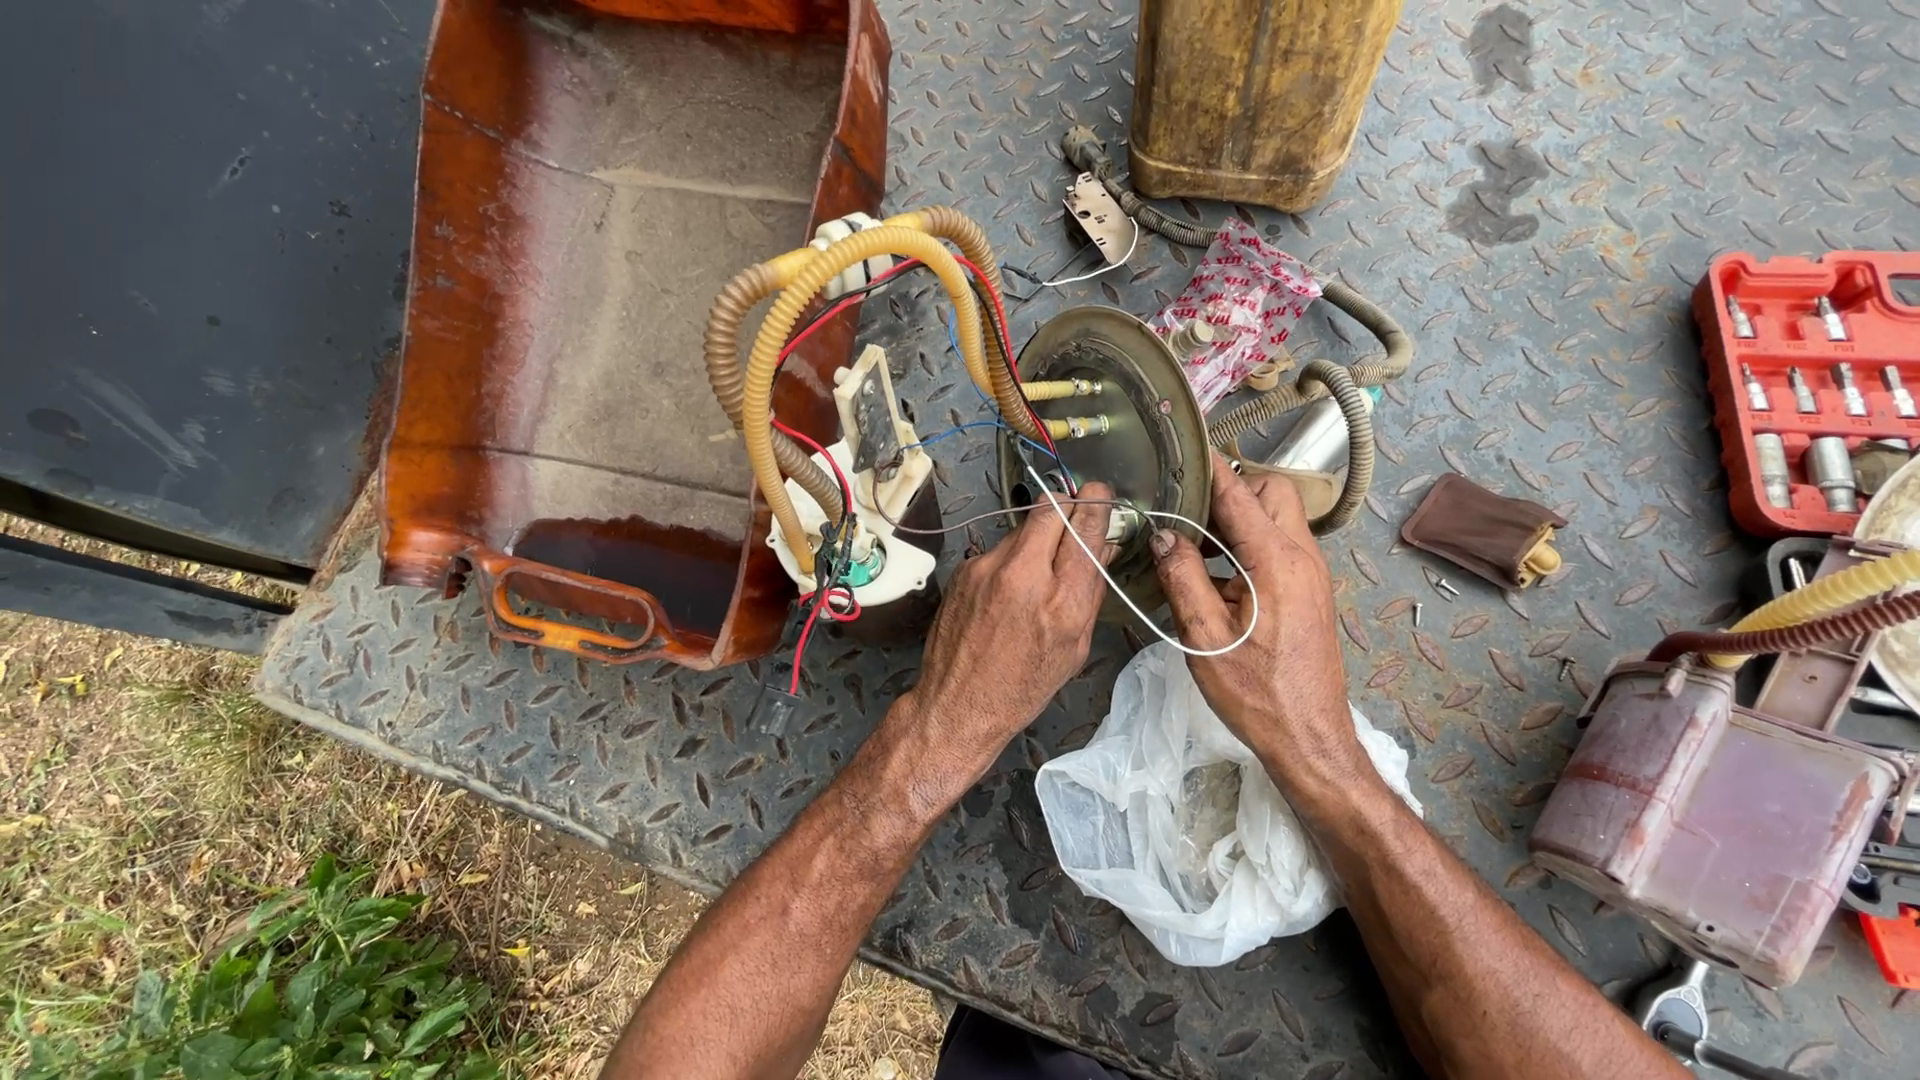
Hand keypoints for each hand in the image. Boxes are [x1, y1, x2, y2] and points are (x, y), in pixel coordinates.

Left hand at [890, 482, 1116, 784]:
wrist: (958, 704)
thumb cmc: (1024, 685)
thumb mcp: (1075, 646)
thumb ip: (1091, 590)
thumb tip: (1104, 545)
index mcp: (1062, 601)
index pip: (1086, 527)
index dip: (1097, 504)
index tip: (1101, 494)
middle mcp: (1023, 575)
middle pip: (1052, 506)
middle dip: (1068, 505)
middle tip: (1076, 514)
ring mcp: (987, 567)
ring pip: (1023, 525)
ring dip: (1039, 535)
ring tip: (1039, 568)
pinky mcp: (964, 569)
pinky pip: (999, 548)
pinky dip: (1011, 557)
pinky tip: (1008, 588)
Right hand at [1148, 454, 1369, 795]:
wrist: (1309, 736)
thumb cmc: (1256, 693)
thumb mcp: (1204, 638)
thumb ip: (1182, 579)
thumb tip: (1164, 536)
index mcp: (1276, 562)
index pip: (1240, 495)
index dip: (1209, 469)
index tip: (1184, 447)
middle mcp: (1301, 558)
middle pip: (1271, 492)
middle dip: (1231, 490)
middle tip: (1187, 512)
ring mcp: (1311, 574)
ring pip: (1278, 517)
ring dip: (1239, 518)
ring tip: (1194, 540)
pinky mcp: (1309, 590)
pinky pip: (1279, 544)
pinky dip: (1248, 541)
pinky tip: (1215, 570)